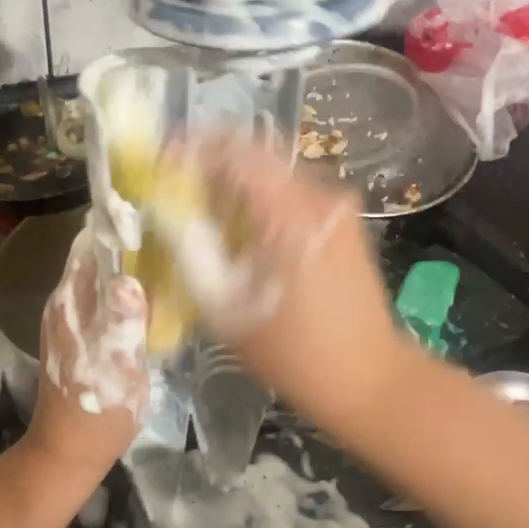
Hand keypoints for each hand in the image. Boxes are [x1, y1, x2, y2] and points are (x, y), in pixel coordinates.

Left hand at [17, 229, 146, 480]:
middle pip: (95, 257)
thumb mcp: (117, 368)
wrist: (67, 454)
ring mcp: (68, 320)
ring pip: (99, 277)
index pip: (88, 245)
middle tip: (173, 230)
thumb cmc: (95, 413)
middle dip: (128, 241)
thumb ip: (123, 322)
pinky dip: (124, 289)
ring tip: (169, 254)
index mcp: (69, 304)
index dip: (116, 224)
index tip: (154, 211)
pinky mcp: (77, 336)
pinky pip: (101, 298)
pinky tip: (153, 295)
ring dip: (128, 264)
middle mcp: (63, 304)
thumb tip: (129, 277)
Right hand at [172, 138, 413, 426]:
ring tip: (200, 211)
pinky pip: (290, 192)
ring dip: (234, 183)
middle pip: (254, 155)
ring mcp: (337, 206)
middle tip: (172, 187)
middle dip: (208, 165)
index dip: (189, 147)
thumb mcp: (227, 310)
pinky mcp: (342, 221)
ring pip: (272, 172)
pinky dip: (258, 200)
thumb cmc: (295, 354)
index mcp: (290, 214)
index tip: (157, 160)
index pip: (233, 151)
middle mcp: (319, 196)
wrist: (371, 380)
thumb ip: (191, 252)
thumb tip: (163, 211)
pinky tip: (238, 230)